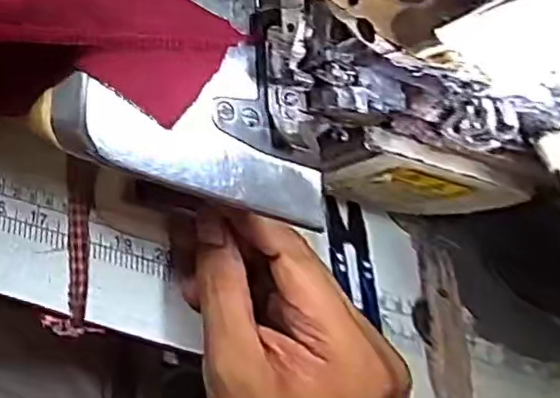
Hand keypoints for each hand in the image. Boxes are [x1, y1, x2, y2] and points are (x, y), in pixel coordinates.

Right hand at [175, 208, 408, 397]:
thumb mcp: (234, 360)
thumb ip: (222, 283)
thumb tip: (211, 226)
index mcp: (349, 342)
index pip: (290, 248)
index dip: (242, 216)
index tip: (206, 199)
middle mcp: (368, 343)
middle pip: (291, 264)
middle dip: (235, 247)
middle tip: (192, 240)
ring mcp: (361, 354)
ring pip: (291, 283)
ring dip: (242, 272)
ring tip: (201, 279)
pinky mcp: (347, 361)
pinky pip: (297, 308)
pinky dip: (258, 298)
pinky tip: (226, 302)